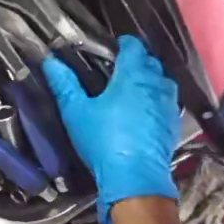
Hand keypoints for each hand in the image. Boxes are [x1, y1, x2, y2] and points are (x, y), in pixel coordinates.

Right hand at [42, 35, 180, 223]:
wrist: (135, 178)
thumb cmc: (104, 141)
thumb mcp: (76, 113)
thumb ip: (64, 85)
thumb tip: (50, 61)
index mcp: (133, 75)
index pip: (134, 46)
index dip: (123, 44)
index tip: (111, 50)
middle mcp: (156, 84)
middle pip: (150, 62)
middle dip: (136, 62)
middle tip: (117, 71)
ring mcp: (169, 105)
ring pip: (162, 82)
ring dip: (149, 81)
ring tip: (131, 91)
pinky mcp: (173, 124)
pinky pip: (167, 102)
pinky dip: (156, 101)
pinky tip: (143, 113)